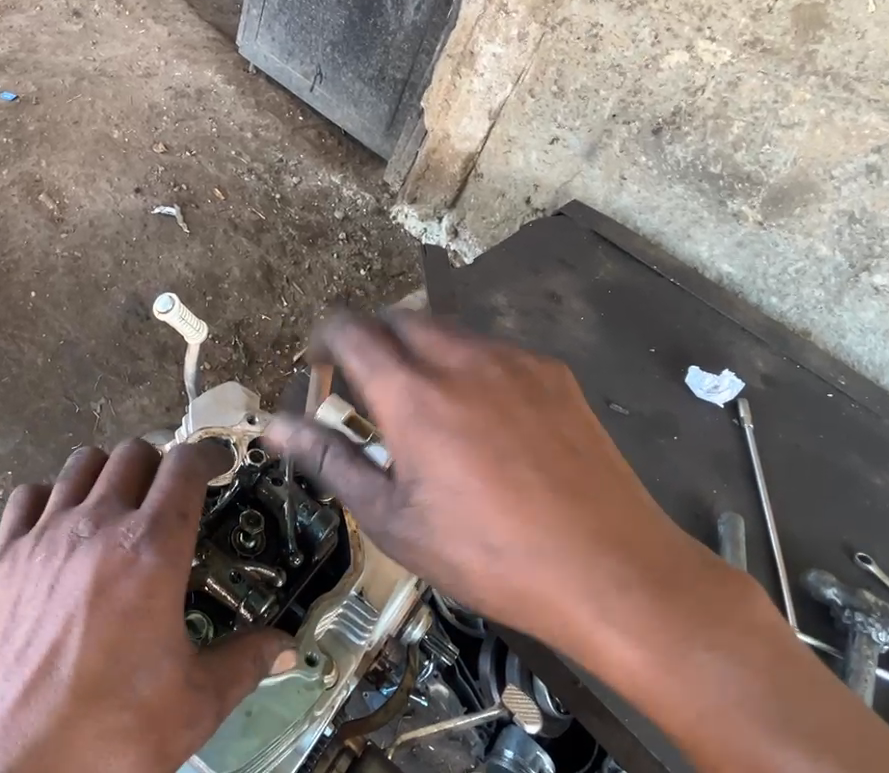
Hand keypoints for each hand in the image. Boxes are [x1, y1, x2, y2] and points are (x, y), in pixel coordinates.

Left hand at [0, 440, 291, 772]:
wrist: (6, 766)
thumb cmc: (106, 736)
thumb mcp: (192, 705)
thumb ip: (244, 663)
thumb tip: (284, 647)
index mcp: (151, 550)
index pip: (185, 468)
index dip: (209, 455)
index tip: (219, 465)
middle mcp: (97, 526)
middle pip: (134, 454)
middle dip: (161, 463)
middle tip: (171, 494)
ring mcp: (44, 536)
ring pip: (81, 463)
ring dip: (109, 471)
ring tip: (119, 501)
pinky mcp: (4, 556)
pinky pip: (29, 496)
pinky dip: (51, 495)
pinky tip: (60, 524)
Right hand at [264, 310, 715, 650]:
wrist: (612, 573)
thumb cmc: (488, 556)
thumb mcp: (393, 519)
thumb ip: (330, 460)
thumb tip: (275, 425)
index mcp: (412, 396)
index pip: (350, 329)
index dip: (324, 338)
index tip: (319, 367)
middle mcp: (459, 360)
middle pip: (397, 316)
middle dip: (371, 339)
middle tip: (368, 388)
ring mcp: (512, 361)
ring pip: (446, 328)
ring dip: (418, 349)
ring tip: (425, 405)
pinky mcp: (552, 373)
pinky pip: (491, 349)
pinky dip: (467, 365)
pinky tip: (483, 418)